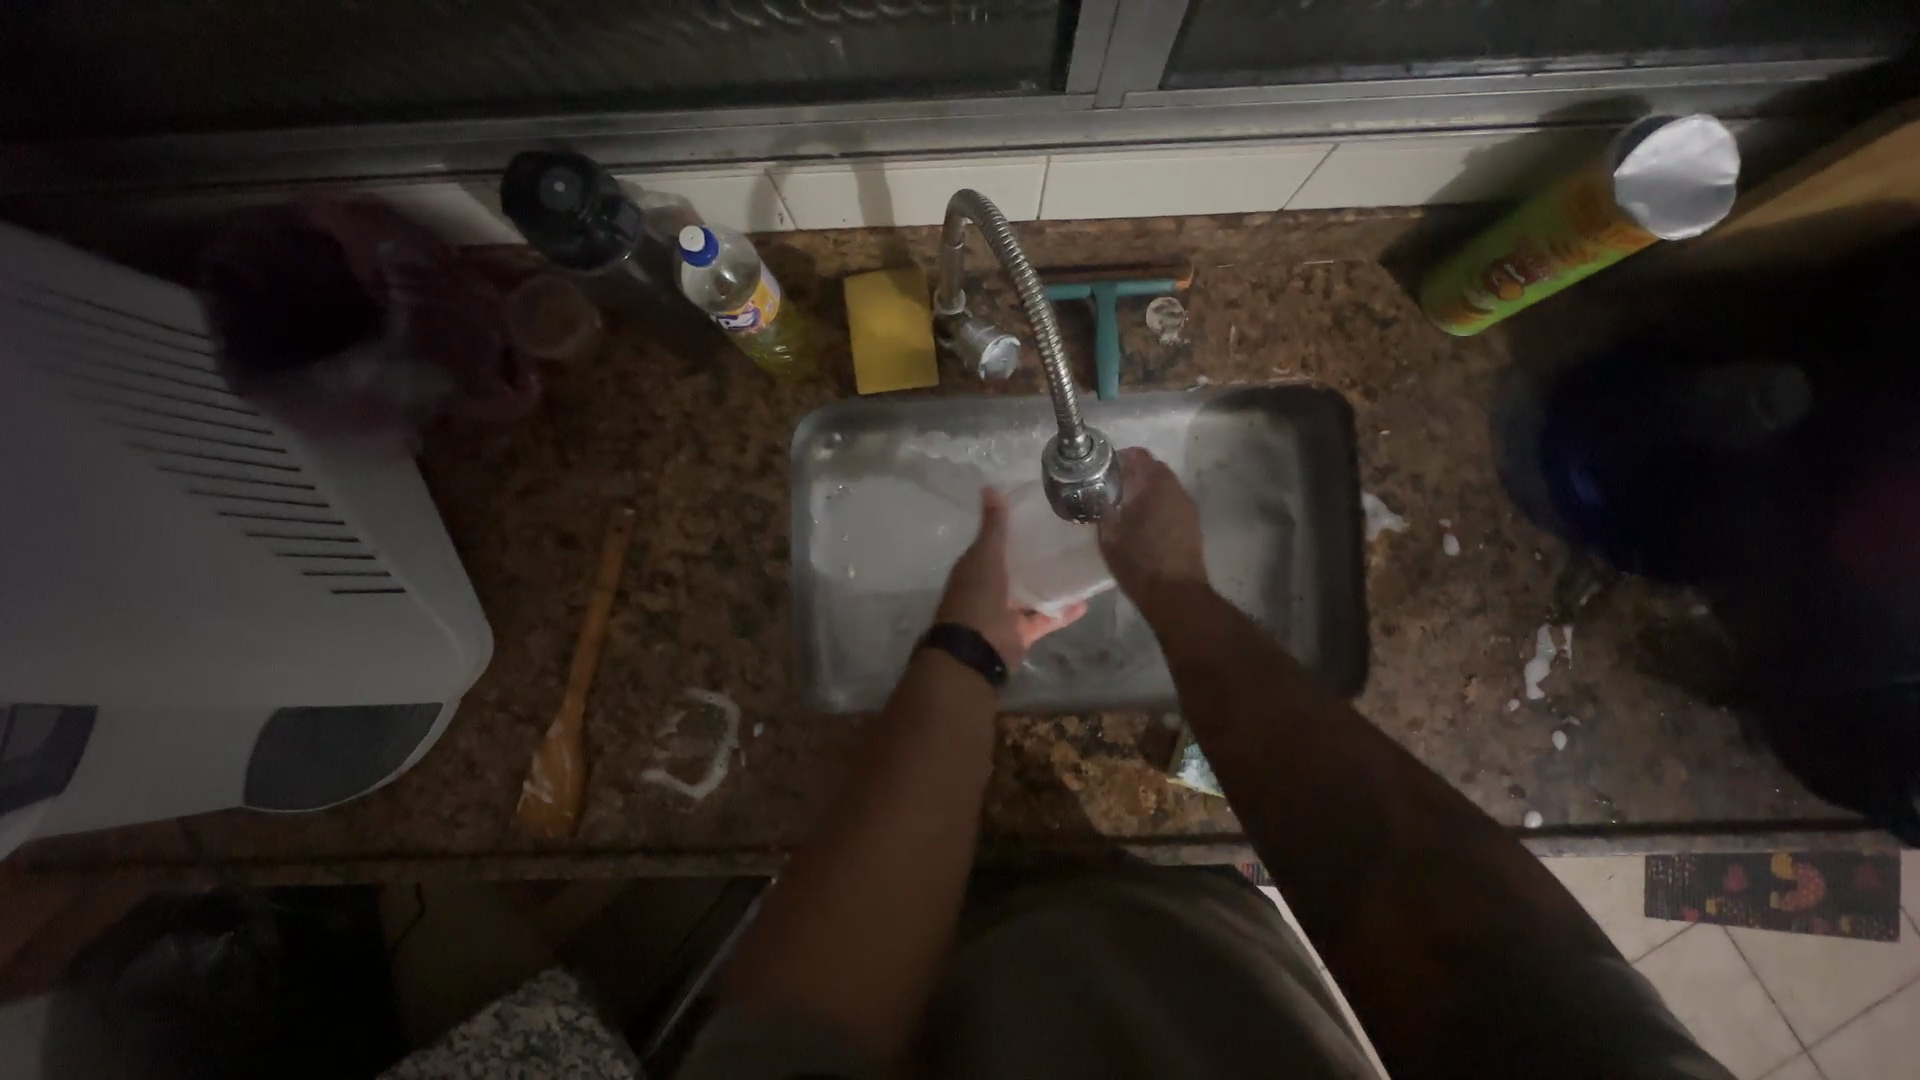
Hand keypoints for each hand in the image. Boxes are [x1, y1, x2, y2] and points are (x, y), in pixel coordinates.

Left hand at [934, 488, 1086, 668]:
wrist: (976, 650)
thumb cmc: (977, 597)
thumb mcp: (985, 556)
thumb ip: (993, 527)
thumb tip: (989, 488)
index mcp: (976, 568)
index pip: (994, 543)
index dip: (1012, 530)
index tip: (1037, 516)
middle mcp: (989, 588)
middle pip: (1016, 569)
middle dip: (1036, 556)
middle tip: (1066, 538)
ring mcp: (1006, 612)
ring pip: (1032, 594)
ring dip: (1052, 584)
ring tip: (1079, 566)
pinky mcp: (1022, 632)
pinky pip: (1046, 619)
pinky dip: (1063, 612)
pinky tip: (1085, 601)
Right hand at [1097, 448, 1207, 605]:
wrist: (1174, 594)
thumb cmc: (1138, 561)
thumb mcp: (1109, 534)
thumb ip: (1104, 507)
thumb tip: (1099, 495)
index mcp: (1155, 485)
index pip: (1138, 455)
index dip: (1120, 458)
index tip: (1103, 469)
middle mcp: (1176, 490)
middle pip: (1153, 470)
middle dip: (1133, 475)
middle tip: (1111, 488)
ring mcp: (1187, 508)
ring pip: (1164, 489)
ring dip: (1146, 491)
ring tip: (1125, 506)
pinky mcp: (1192, 526)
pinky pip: (1171, 505)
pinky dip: (1156, 506)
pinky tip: (1142, 523)